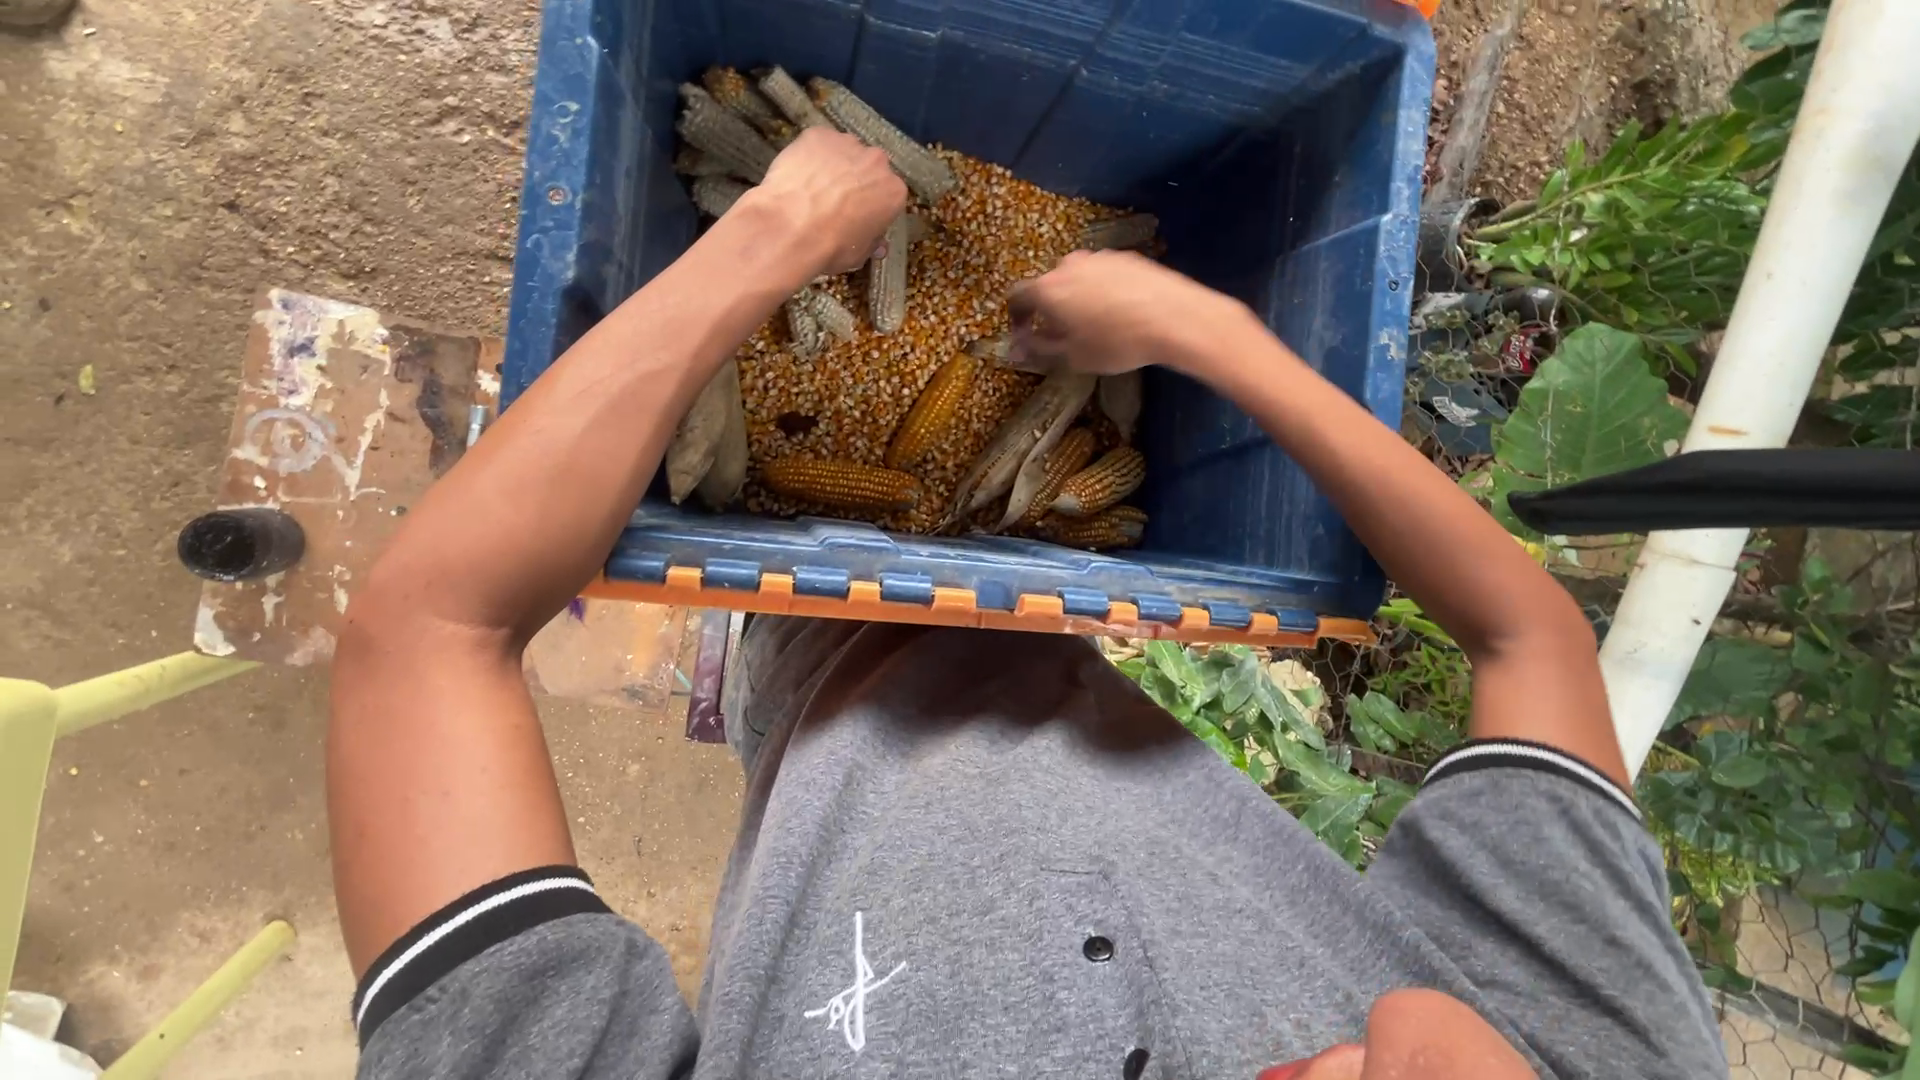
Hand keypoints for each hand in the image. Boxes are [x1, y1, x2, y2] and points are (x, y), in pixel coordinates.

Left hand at [753, 127, 906, 275]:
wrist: (791, 229)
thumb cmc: (831, 247)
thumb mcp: (858, 254)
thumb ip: (870, 242)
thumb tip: (876, 244)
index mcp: (893, 192)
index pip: (888, 197)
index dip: (873, 208)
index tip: (860, 217)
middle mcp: (876, 162)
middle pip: (869, 169)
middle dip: (857, 182)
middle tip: (837, 202)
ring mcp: (847, 143)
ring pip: (845, 153)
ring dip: (836, 167)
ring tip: (815, 188)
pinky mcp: (818, 134)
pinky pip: (818, 144)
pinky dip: (811, 156)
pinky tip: (800, 176)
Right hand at [1005, 250, 1251, 374]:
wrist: (1176, 318)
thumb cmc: (1116, 342)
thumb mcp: (1072, 356)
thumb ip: (1038, 349)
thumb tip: (1015, 348)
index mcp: (1048, 288)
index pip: (1017, 298)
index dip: (1015, 318)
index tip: (1023, 336)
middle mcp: (1068, 265)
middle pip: (1048, 286)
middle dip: (1049, 309)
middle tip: (1060, 335)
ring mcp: (1099, 257)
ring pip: (1077, 279)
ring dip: (1075, 300)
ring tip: (1092, 326)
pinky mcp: (1127, 258)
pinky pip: (1102, 276)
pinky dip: (1100, 293)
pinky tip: (1119, 315)